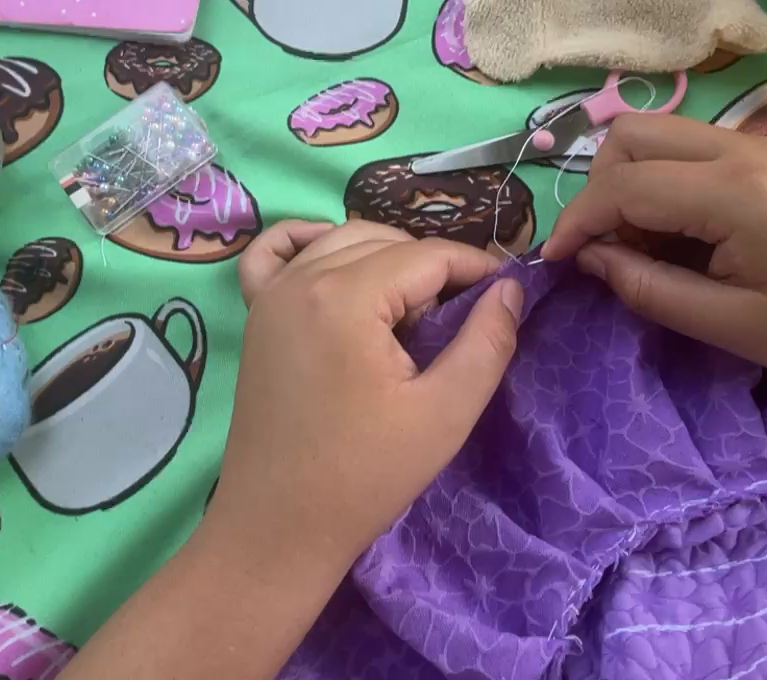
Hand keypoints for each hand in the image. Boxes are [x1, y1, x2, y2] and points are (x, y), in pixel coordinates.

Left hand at [212, 220, 523, 573]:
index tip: (505, 291)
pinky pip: (275, 251)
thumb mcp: (445, 413)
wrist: (277, 528)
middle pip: (387, 241)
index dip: (474, 267)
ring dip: (386, 258)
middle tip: (456, 320)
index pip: (427, 255)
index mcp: (346, 297)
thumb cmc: (364, 475)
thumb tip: (509, 289)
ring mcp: (271, 293)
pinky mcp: (256, 313)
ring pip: (343, 239)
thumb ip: (486, 343)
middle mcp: (303, 278)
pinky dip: (308, 242)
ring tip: (410, 311)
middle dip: (432, 268)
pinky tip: (334, 262)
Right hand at [543, 116, 766, 416]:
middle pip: (630, 136)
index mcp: (733, 190)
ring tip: (643, 247)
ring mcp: (757, 145)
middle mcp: (740, 148)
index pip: (623, 185)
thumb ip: (647, 288)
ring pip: (656, 135)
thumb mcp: (730, 327)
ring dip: (629, 183)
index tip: (555, 263)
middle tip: (607, 252)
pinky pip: (687, 150)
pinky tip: (679, 235)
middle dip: (599, 189)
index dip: (578, 221)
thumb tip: (590, 259)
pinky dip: (661, 182)